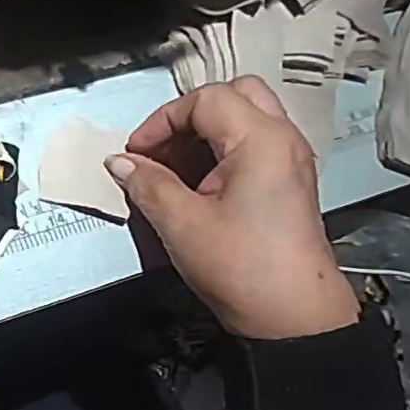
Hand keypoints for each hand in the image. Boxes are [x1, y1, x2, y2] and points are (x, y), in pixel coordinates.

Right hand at [108, 76, 359, 338]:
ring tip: (169, 170)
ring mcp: (288, 160)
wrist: (290, 314)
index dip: (162, 120)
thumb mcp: (180, 223)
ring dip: (200, 134)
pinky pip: (249, 144)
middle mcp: (282, 141)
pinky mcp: (284, 181)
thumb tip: (119, 162)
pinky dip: (216, 151)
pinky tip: (191, 185)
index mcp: (261, 142)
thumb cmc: (242, 268)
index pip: (206, 100)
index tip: (136, 152)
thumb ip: (146, 184)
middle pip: (233, 95)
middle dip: (186, 116)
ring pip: (242, 117)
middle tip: (158, 149)